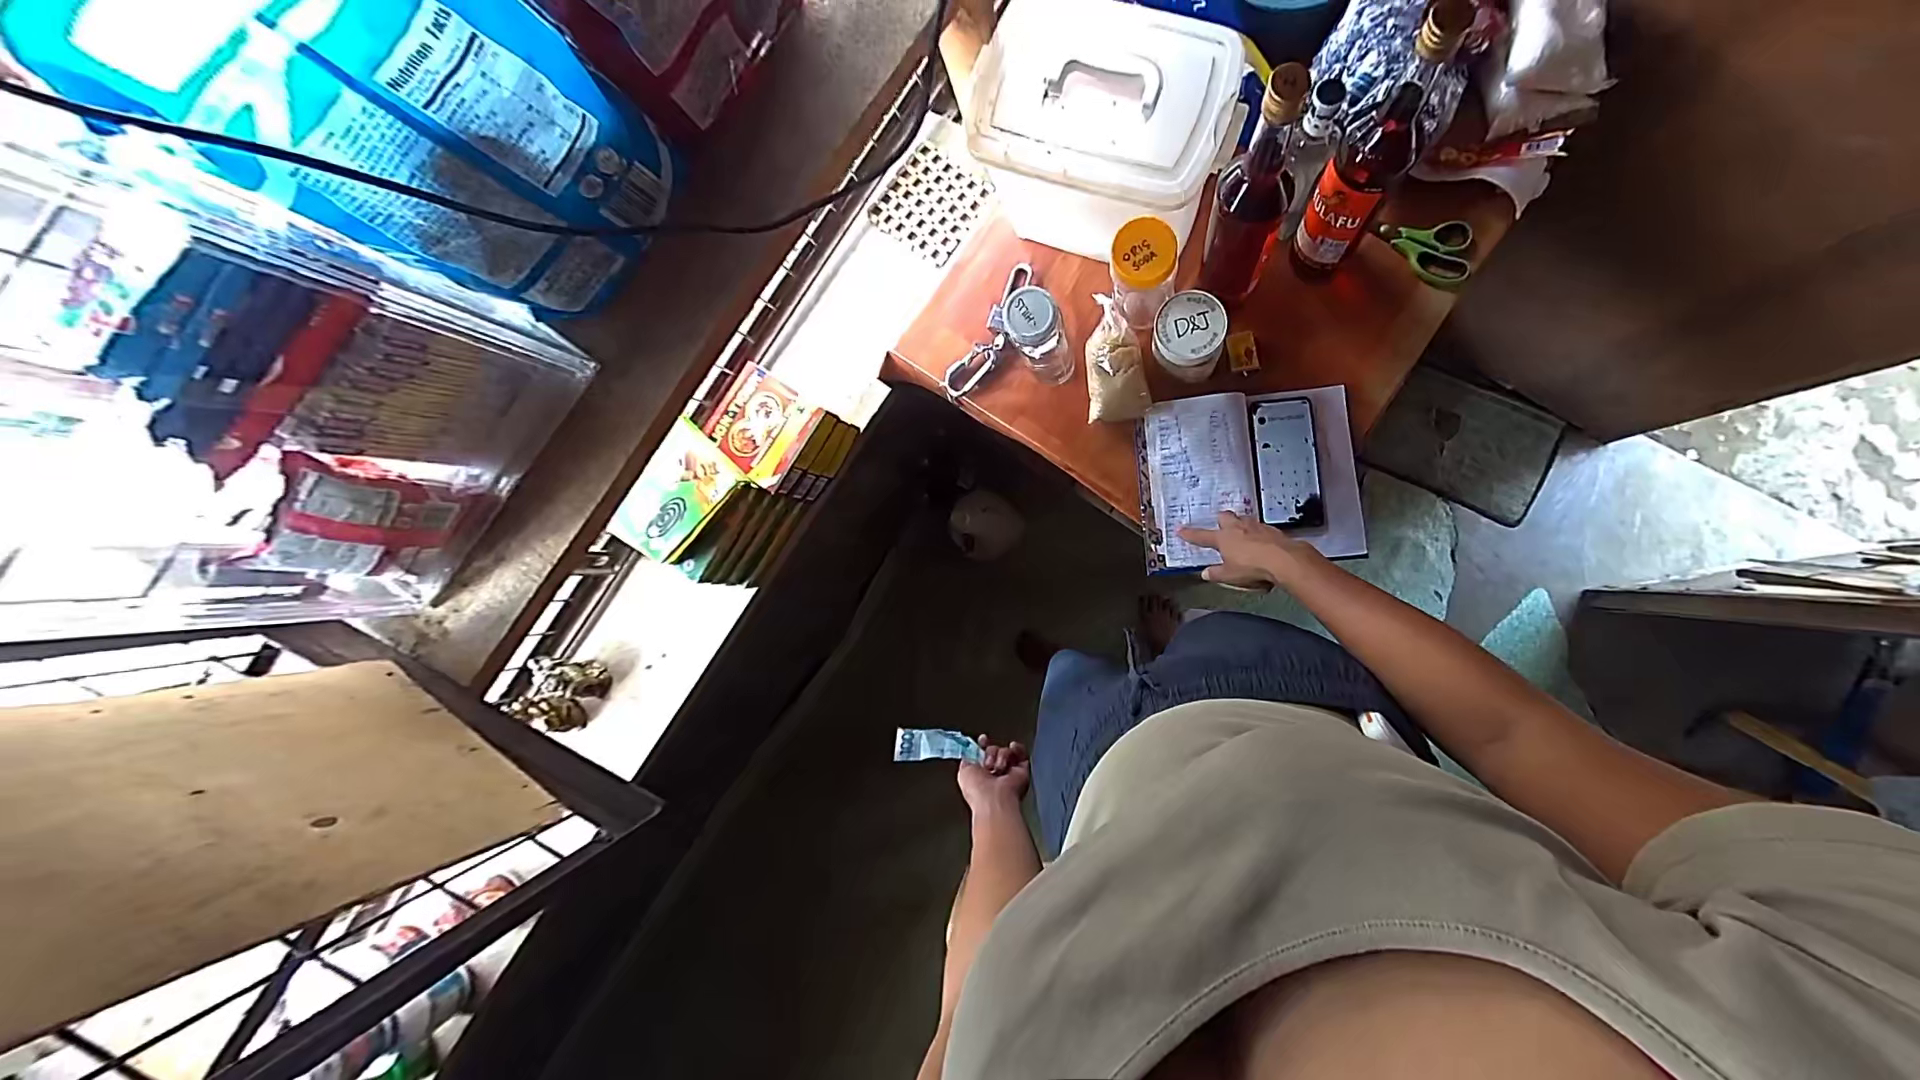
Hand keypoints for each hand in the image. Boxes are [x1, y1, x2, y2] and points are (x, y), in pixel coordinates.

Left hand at [957, 737, 1028, 815]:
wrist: (995, 800)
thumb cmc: (978, 791)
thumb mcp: (964, 772)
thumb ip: (966, 759)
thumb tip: (967, 749)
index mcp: (980, 775)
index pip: (983, 755)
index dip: (982, 745)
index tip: (982, 739)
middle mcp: (995, 774)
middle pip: (994, 750)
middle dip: (990, 753)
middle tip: (988, 765)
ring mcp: (1009, 772)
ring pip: (1005, 750)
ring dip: (1001, 755)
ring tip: (999, 768)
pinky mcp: (1022, 771)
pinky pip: (1020, 753)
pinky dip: (1017, 749)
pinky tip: (1012, 748)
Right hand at [1177, 510, 1312, 588]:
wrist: (1284, 560)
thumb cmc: (1252, 567)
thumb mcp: (1230, 576)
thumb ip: (1216, 574)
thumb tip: (1206, 573)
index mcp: (1222, 538)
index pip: (1201, 536)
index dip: (1190, 534)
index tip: (1181, 530)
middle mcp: (1237, 527)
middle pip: (1225, 517)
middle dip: (1221, 520)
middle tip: (1221, 527)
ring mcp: (1256, 526)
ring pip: (1244, 519)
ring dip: (1241, 524)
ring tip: (1242, 534)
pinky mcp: (1273, 530)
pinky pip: (1261, 528)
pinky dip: (1258, 533)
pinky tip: (1261, 543)